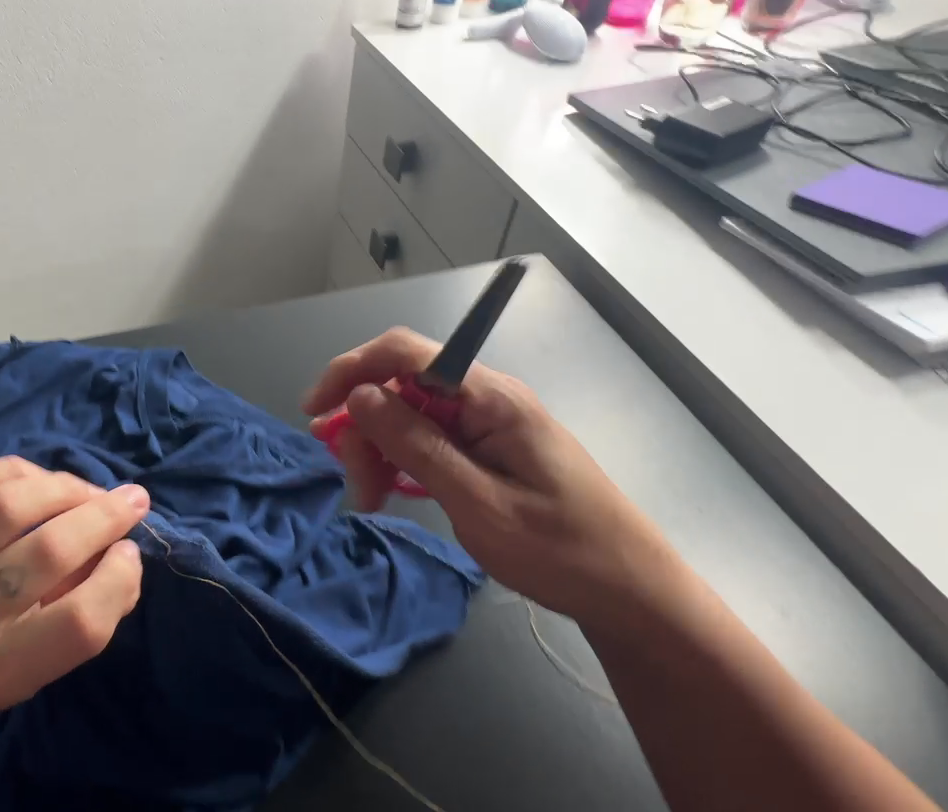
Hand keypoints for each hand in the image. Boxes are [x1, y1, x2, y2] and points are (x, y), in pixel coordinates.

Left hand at [0, 456, 148, 730]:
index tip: (131, 555)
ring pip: (10, 505)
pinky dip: (23, 472)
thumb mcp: (43, 668)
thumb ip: (91, 614)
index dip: (116, 581)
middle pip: (47, 552)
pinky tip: (45, 481)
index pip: (75, 623)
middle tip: (133, 501)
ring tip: (90, 491)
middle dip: (101, 518)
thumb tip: (125, 552)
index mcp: (1, 667)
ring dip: (64, 488)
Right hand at [302, 327, 684, 631]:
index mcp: (490, 397)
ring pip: (407, 414)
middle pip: (399, 386)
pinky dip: (400, 460)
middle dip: (363, 429)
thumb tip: (360, 395)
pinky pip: (426, 437)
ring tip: (371, 497)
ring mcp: (486, 422)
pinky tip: (393, 490)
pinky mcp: (486, 448)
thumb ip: (417, 446)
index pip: (403, 352)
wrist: (633, 594)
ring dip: (378, 449)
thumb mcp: (479, 503)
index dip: (350, 370)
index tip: (314, 411)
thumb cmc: (561, 552)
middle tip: (355, 486)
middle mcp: (486, 397)